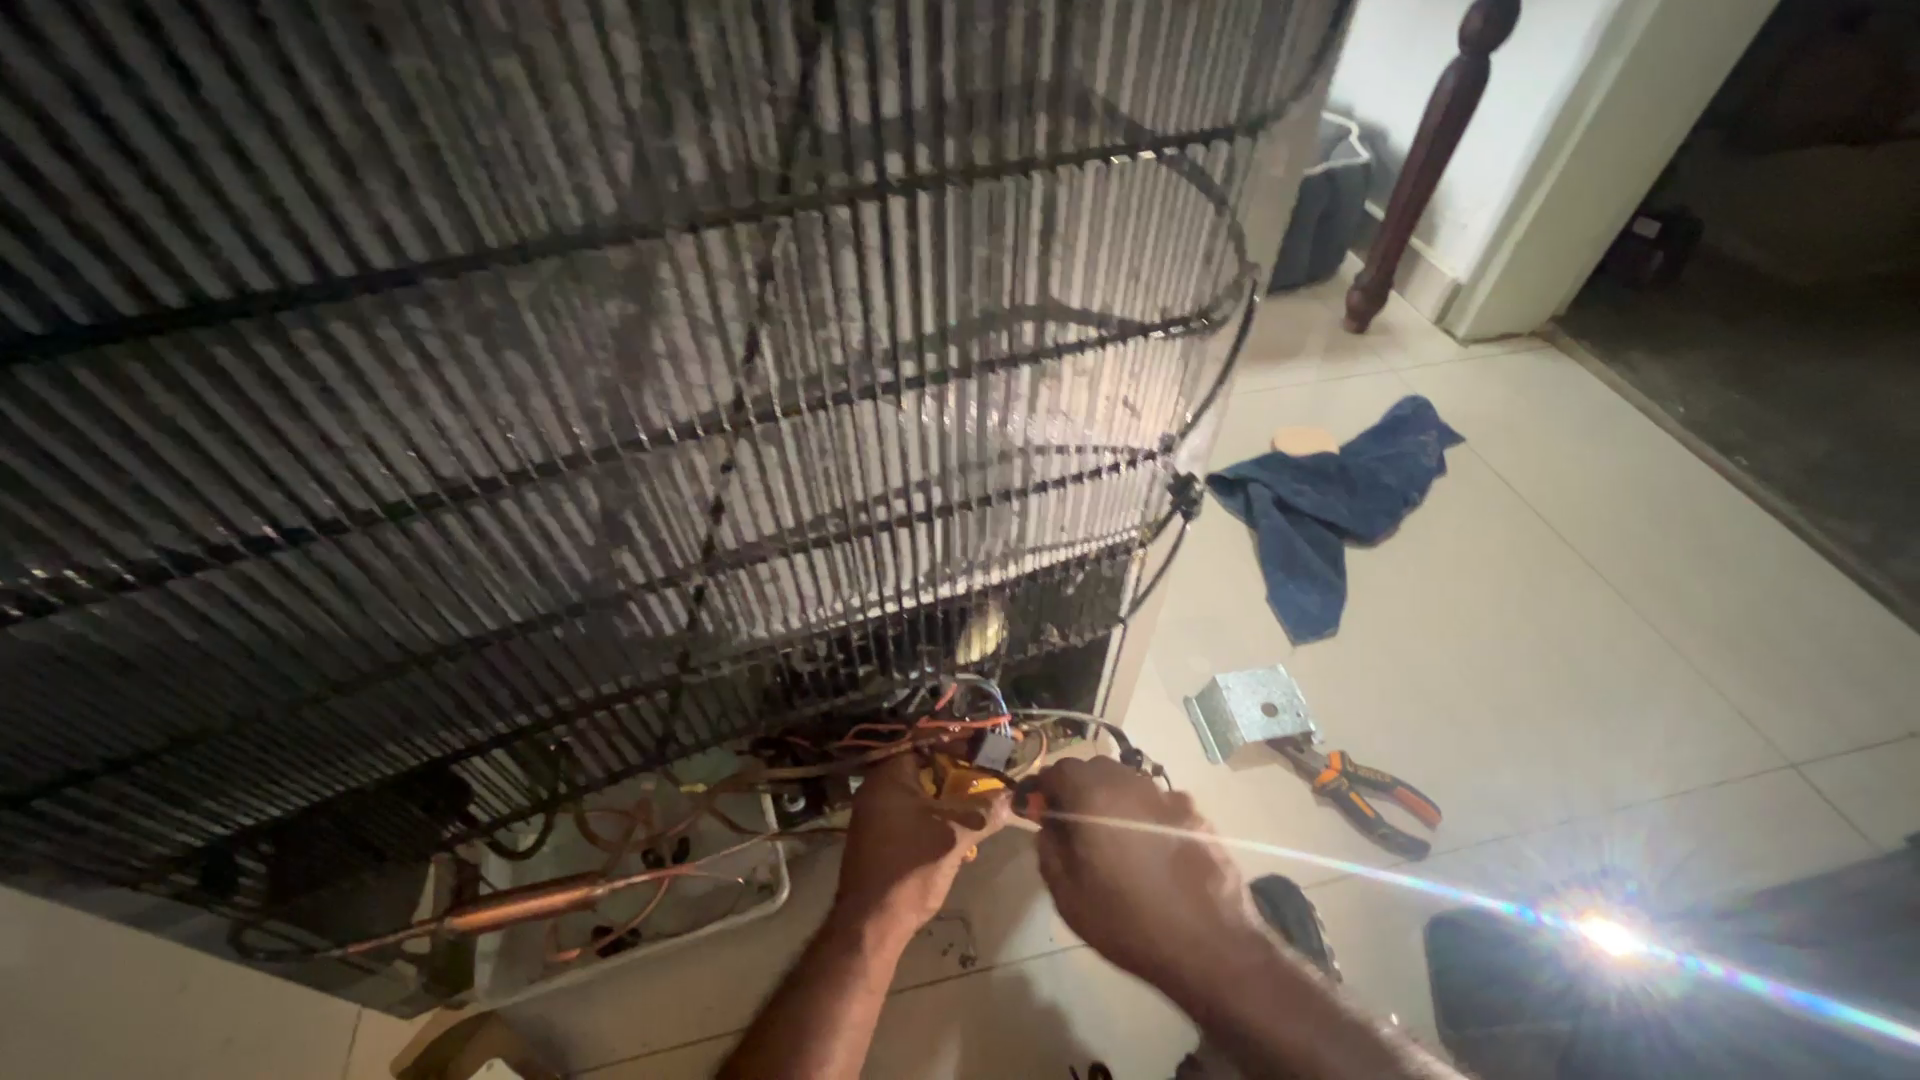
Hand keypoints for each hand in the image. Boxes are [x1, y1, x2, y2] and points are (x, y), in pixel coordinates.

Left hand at [831, 754, 1011, 943]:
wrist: (872, 922)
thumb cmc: (910, 867)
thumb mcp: (955, 836)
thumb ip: (985, 811)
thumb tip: (1014, 796)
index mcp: (889, 777)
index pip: (924, 742)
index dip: (956, 743)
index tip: (983, 751)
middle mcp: (877, 789)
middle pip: (922, 768)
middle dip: (956, 774)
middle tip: (985, 780)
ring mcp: (875, 815)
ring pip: (918, 794)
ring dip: (947, 799)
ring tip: (977, 806)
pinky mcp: (879, 837)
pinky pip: (910, 814)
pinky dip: (933, 817)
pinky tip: (956, 833)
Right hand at [1034, 757, 1270, 1000]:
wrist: (1207, 944)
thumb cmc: (1126, 920)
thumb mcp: (1066, 893)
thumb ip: (1048, 846)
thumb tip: (1050, 823)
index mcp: (1094, 796)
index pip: (1059, 769)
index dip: (1046, 788)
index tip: (1041, 812)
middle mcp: (1131, 783)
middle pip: (1096, 769)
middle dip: (1080, 788)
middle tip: (1075, 824)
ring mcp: (1168, 796)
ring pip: (1130, 782)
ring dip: (1114, 799)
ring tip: (1114, 838)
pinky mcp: (1196, 814)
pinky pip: (1159, 802)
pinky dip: (1147, 814)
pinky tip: (1152, 849)